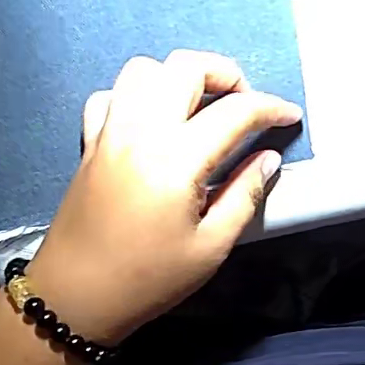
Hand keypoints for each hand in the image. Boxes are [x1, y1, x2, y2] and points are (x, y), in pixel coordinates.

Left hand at [24, 51, 300, 345]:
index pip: (234, 112)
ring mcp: (109, 133)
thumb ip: (244, 195)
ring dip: (179, 78)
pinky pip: (112, 96)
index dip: (270, 108)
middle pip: (185, 67)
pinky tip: (153, 123)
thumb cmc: (148, 280)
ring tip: (201, 107)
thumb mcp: (210, 247)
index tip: (289, 117)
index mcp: (175, 159)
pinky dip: (138, 97)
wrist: (75, 297)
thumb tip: (267, 159)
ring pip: (144, 70)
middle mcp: (140, 131)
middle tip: (246, 104)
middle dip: (226, 74)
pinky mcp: (89, 144)